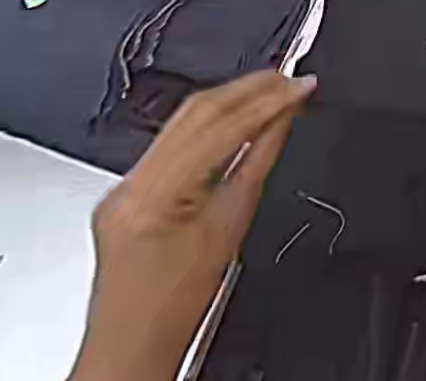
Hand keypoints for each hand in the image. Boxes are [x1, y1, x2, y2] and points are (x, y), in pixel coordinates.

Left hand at [67, 71, 315, 380]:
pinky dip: (214, 120)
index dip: (269, 101)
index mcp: (153, 195)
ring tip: (274, 88)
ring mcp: (125, 182)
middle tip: (291, 78)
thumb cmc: (177, 305)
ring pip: (185, 119)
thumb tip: (284, 117)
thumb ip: (259, 160)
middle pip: (197, 111)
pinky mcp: (129, 185)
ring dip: (234, 99)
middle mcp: (129, 182)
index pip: (221, 128)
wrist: (133, 347)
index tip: (301, 86)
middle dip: (250, 88)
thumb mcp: (232, 224)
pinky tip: (241, 113)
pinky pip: (175, 137)